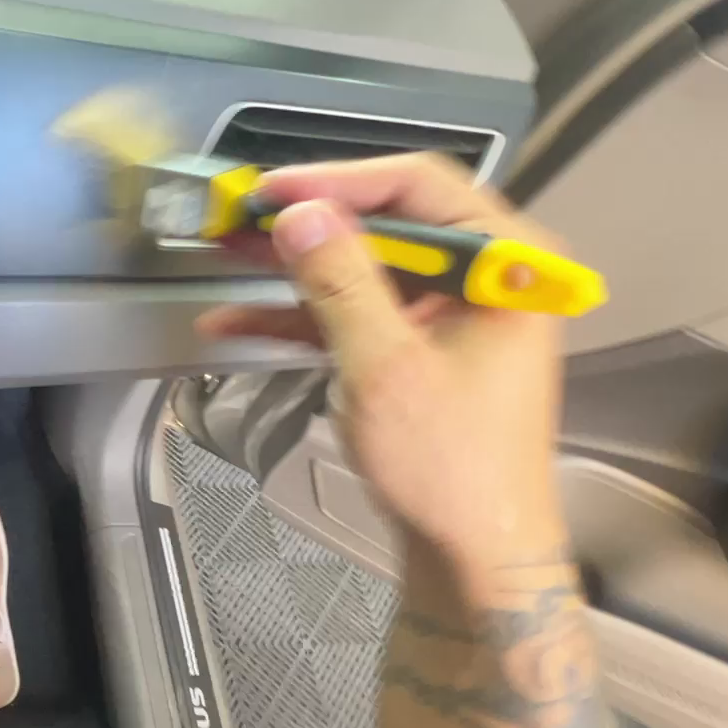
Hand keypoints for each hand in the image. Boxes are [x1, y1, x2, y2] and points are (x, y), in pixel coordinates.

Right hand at [197, 153, 569, 581]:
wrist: (468, 546)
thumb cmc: (449, 464)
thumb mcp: (386, 365)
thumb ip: (342, 282)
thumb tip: (299, 216)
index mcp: (503, 265)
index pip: (419, 188)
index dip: (338, 182)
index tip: (271, 190)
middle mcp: (476, 278)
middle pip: (381, 226)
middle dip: (304, 225)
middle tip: (239, 216)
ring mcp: (438, 315)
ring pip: (356, 269)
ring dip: (288, 268)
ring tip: (224, 252)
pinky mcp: (406, 348)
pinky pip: (347, 316)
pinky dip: (295, 318)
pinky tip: (235, 320)